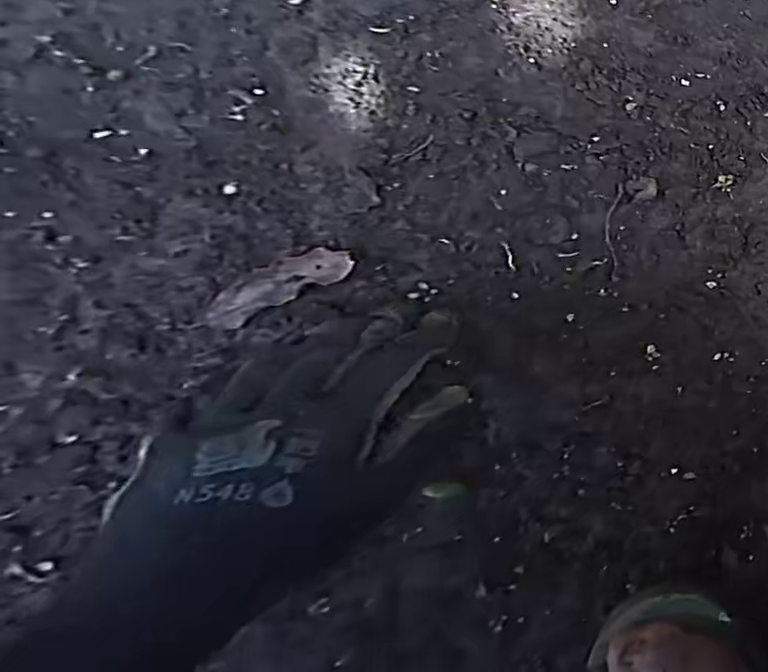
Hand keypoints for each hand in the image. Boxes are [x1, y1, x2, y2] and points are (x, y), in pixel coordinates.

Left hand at [0, 313, 467, 671]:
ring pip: (269, 363)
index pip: (390, 362)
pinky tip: (230, 377)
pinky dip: (224, 380)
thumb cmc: (291, 545)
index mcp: (337, 418)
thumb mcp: (371, 501)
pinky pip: (201, 396)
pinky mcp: (175, 442)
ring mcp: (225, 420)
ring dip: (303, 343)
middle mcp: (285, 405)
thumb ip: (419, 443)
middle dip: (365, 328)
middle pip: (329, 351)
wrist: (165, 596)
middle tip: (389, 314)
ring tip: (324, 331)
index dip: (421, 338)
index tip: (443, 319)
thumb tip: (460, 393)